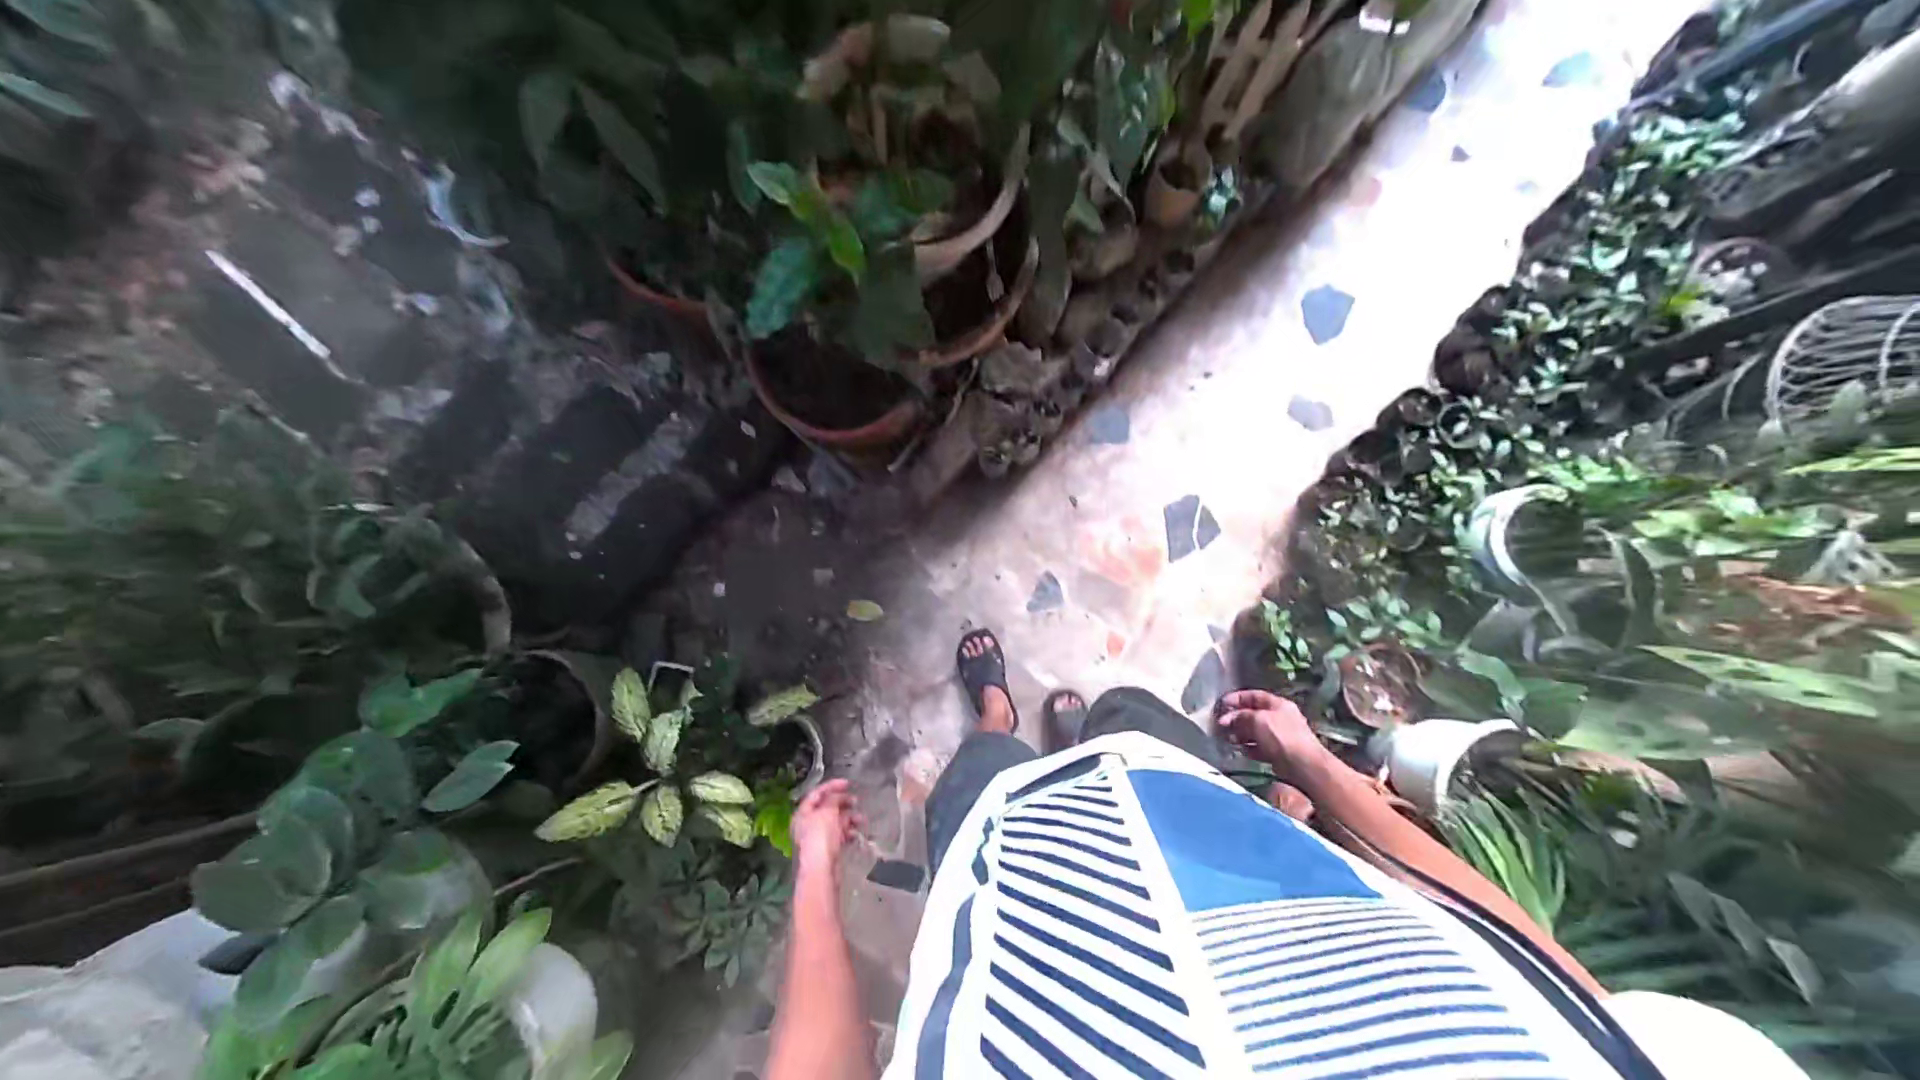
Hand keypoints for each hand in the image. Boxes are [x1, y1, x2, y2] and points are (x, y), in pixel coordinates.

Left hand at [790, 779, 860, 881]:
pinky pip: (839, 834)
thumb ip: (833, 799)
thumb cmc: (820, 837)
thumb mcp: (827, 812)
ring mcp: (818, 837)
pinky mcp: (828, 848)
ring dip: (849, 817)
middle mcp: (809, 823)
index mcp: (803, 813)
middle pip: (827, 807)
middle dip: (842, 802)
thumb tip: (838, 795)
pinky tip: (855, 833)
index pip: (817, 793)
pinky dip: (848, 831)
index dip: (832, 786)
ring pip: (835, 821)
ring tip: (860, 819)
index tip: (848, 784)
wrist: (821, 870)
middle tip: (856, 801)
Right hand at [1214, 690, 1331, 777]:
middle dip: (1236, 718)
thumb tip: (1228, 718)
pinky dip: (1249, 748)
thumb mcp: (1258, 720)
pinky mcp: (1278, 752)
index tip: (1222, 704)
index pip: (1254, 696)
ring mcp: (1279, 736)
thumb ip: (1241, 716)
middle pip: (1252, 714)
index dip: (1236, 698)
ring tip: (1229, 739)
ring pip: (1254, 732)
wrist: (1303, 765)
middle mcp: (1279, 718)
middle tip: (1222, 724)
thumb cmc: (1281, 736)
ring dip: (1240, 735)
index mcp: (1278, 704)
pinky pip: (1259, 747)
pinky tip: (1242, 750)